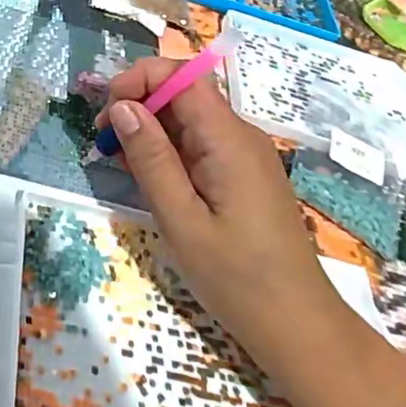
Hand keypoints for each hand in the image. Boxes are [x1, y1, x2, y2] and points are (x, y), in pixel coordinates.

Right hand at [95, 58, 325, 342]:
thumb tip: (121, 106)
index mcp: (228, 139)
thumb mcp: (181, 220)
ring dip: (148, 127)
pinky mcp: (241, 174)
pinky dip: (166, 148)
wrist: (301, 330)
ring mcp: (242, 154)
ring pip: (187, 118)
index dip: (140, 78)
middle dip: (138, 103)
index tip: (109, 111)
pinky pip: (198, 143)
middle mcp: (239, 135)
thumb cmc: (238, 279)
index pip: (182, 76)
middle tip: (104, 140)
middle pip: (182, 92)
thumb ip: (150, 158)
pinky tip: (145, 174)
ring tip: (117, 158)